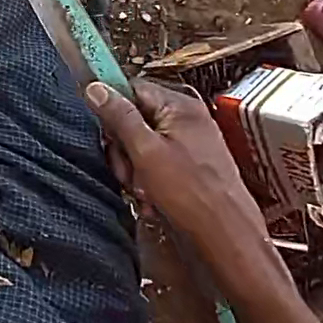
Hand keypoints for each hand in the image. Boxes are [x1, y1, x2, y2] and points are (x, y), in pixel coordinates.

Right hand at [83, 79, 267, 251]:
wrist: (226, 235)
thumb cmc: (192, 193)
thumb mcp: (145, 151)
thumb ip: (120, 117)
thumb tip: (97, 88)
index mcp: (179, 105)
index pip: (133, 89)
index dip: (114, 110)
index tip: (106, 133)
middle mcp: (188, 118)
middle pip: (136, 119)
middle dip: (124, 149)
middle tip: (128, 171)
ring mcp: (192, 142)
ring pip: (144, 145)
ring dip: (136, 170)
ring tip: (144, 190)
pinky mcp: (193, 164)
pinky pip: (159, 163)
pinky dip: (150, 180)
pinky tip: (154, 199)